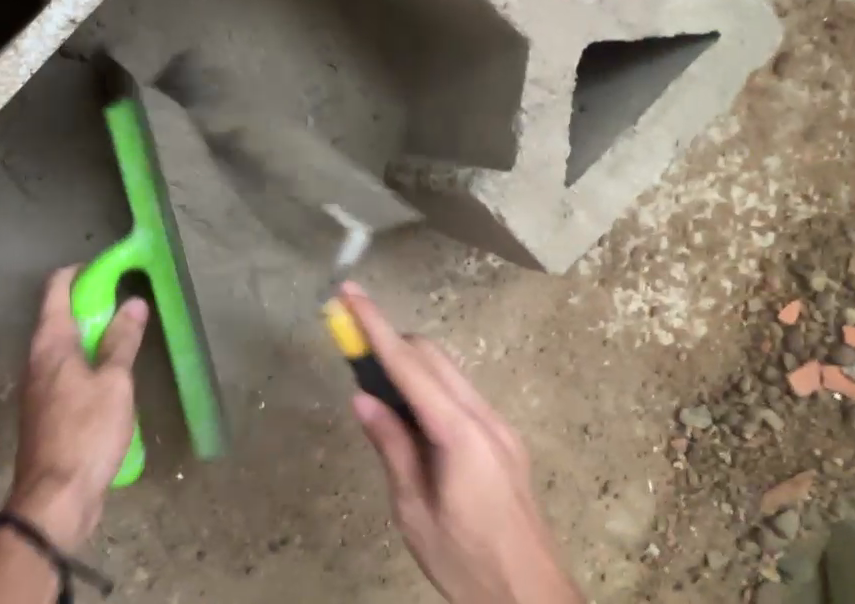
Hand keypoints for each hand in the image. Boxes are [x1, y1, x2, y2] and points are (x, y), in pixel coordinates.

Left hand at [7, 265, 148, 551]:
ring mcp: (38, 386)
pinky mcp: (45, 412)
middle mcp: (37, 358)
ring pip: (63, 347)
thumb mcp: (114, 384)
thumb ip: (123, 341)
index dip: (81, 272)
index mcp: (50, 342)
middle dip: (90, 305)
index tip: (109, 270)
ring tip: (123, 342)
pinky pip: (65, 374)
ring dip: (90, 338)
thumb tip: (133, 302)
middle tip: (124, 307)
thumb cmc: (86, 433)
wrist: (54, 498)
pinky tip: (110, 382)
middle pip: (59, 316)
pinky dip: (86, 365)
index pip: (57, 288)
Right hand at [341, 283, 581, 603]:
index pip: (408, 365)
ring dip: (410, 364)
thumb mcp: (414, 511)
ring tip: (376, 390)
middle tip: (352, 354)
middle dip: (390, 341)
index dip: (374, 325)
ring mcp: (501, 430)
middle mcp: (486, 420)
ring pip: (448, 372)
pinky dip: (429, 387)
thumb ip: (391, 447)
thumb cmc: (467, 563)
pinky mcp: (506, 444)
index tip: (349, 291)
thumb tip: (363, 399)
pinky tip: (410, 419)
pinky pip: (460, 395)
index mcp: (460, 435)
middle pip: (432, 356)